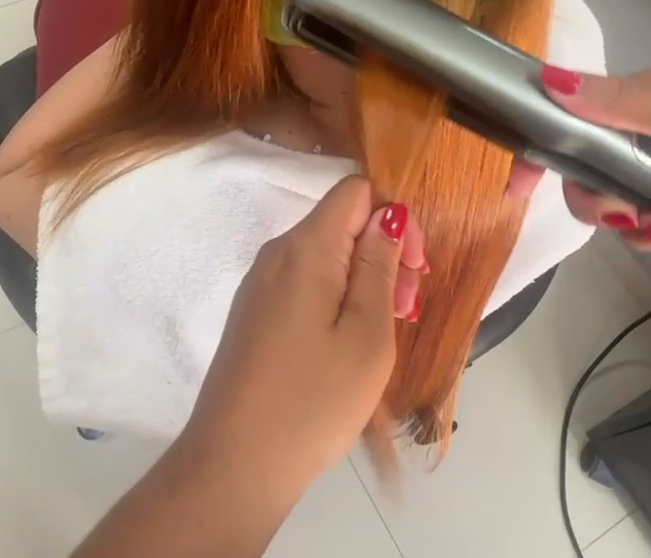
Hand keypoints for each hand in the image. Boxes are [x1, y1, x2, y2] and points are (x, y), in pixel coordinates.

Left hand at [179, 176, 425, 496]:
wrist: (235, 459)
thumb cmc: (312, 399)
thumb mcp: (366, 335)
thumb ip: (378, 266)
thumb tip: (388, 214)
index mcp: (304, 247)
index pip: (354, 191)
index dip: (393, 218)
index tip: (414, 271)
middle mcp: (276, 252)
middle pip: (340, 223)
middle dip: (382, 252)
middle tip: (407, 311)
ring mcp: (260, 282)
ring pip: (324, 255)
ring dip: (363, 280)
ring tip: (383, 333)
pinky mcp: (255, 310)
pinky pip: (304, 282)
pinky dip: (336, 297)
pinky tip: (348, 342)